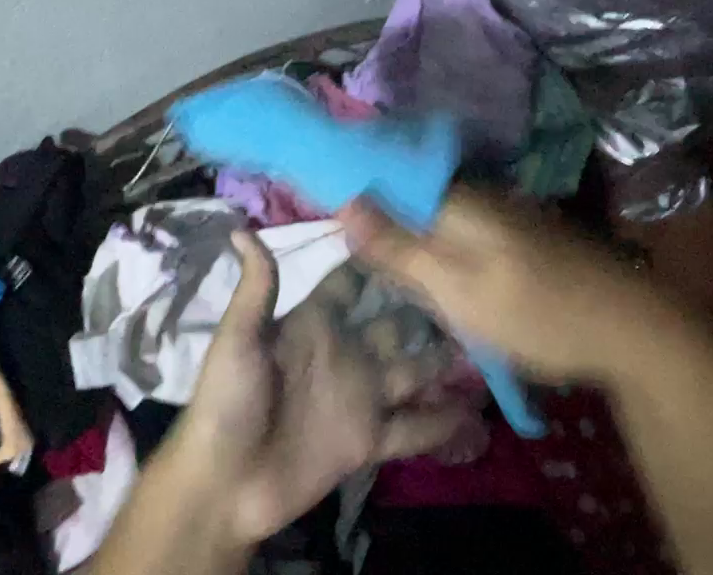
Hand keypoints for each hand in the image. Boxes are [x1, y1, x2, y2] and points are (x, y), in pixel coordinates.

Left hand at [167, 231, 468, 545]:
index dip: (378, 262)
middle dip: (426, 308)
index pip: (350, 284)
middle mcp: (343, 354)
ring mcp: (360, 397)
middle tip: (472, 287)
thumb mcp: (238, 339)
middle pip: (391, 324)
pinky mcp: (369, 440)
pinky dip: (444, 421)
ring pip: (412, 371)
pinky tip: (479, 412)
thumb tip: (243, 228)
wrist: (226, 483)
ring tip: (487, 341)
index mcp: (312, 325)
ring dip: (442, 360)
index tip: (417, 234)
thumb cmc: (227, 401)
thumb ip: (257, 288)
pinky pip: (414, 427)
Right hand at [341, 185, 654, 381]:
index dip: (350, 189)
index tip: (317, 207)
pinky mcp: (517, 234)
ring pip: (432, 212)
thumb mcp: (458, 289)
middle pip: (406, 193)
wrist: (635, 331)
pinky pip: (457, 228)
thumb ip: (400, 248)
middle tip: (348, 250)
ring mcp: (501, 213)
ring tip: (379, 263)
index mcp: (454, 200)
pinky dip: (434, 244)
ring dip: (404, 231)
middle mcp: (475, 194)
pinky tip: (429, 270)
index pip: (384, 175)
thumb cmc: (537, 312)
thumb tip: (342, 200)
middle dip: (375, 214)